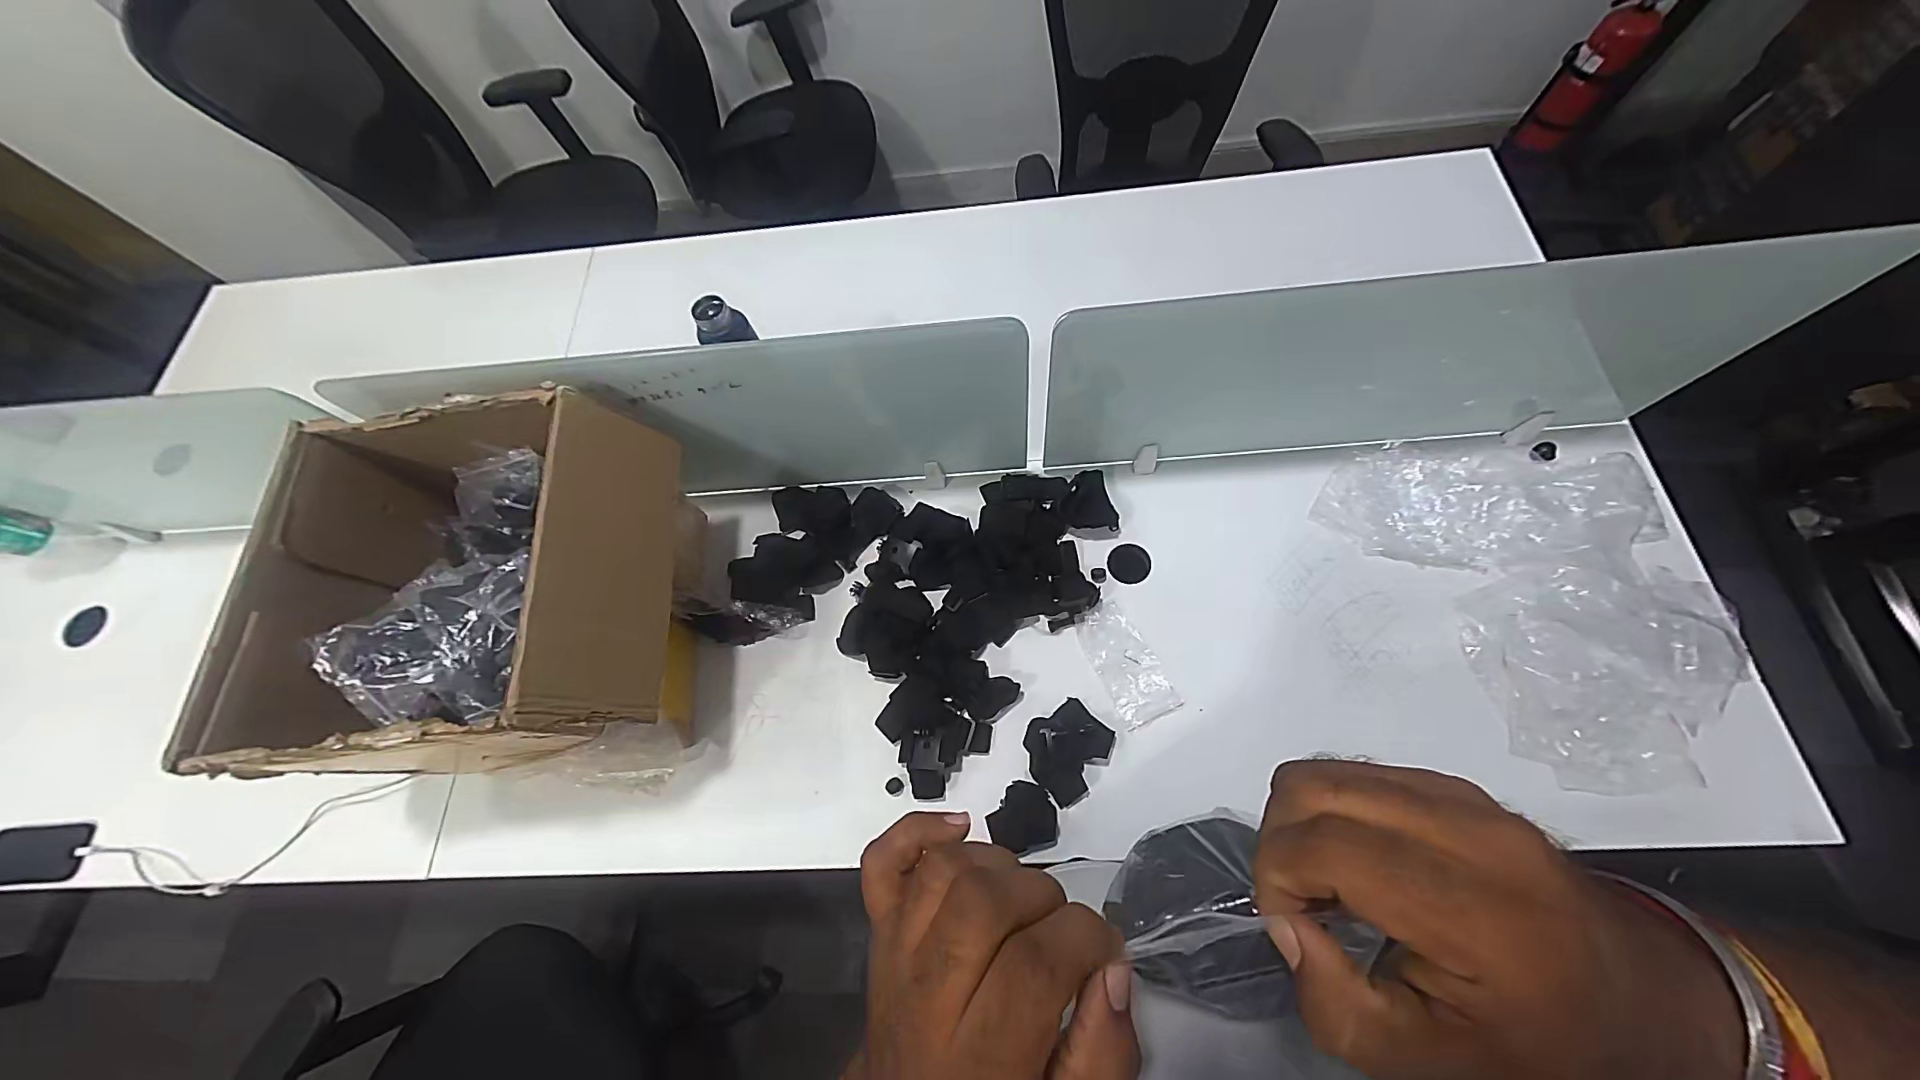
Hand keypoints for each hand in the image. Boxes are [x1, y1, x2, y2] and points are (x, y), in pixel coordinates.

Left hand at [847, 812, 1136, 1079]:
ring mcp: (897, 952)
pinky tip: (957, 830)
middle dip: (1046, 898)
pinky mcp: (881, 928)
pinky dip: (918, 831)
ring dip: (998, 866)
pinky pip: (883, 860)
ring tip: (1022, 898)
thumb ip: (1102, 1052)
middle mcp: (928, 994)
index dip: (1088, 937)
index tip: (1104, 949)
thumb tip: (1113, 972)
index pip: (1036, 959)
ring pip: (946, 869)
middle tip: (1062, 930)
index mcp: (980, 1053)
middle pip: (987, 901)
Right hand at [1254, 761, 1744, 1079]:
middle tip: (1302, 897)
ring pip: (1325, 770)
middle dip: (1278, 840)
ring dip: (1301, 820)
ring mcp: (1465, 798)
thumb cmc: (1538, 1046)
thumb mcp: (1429, 1063)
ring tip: (1329, 878)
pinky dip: (1333, 807)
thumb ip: (1335, 1003)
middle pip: (1311, 788)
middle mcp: (1469, 832)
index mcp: (1474, 910)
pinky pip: (1359, 773)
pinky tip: (1360, 857)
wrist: (1643, 1002)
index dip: (1277, 876)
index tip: (1290, 923)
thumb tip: (1286, 924)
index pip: (1325, 845)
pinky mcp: (1457, 785)